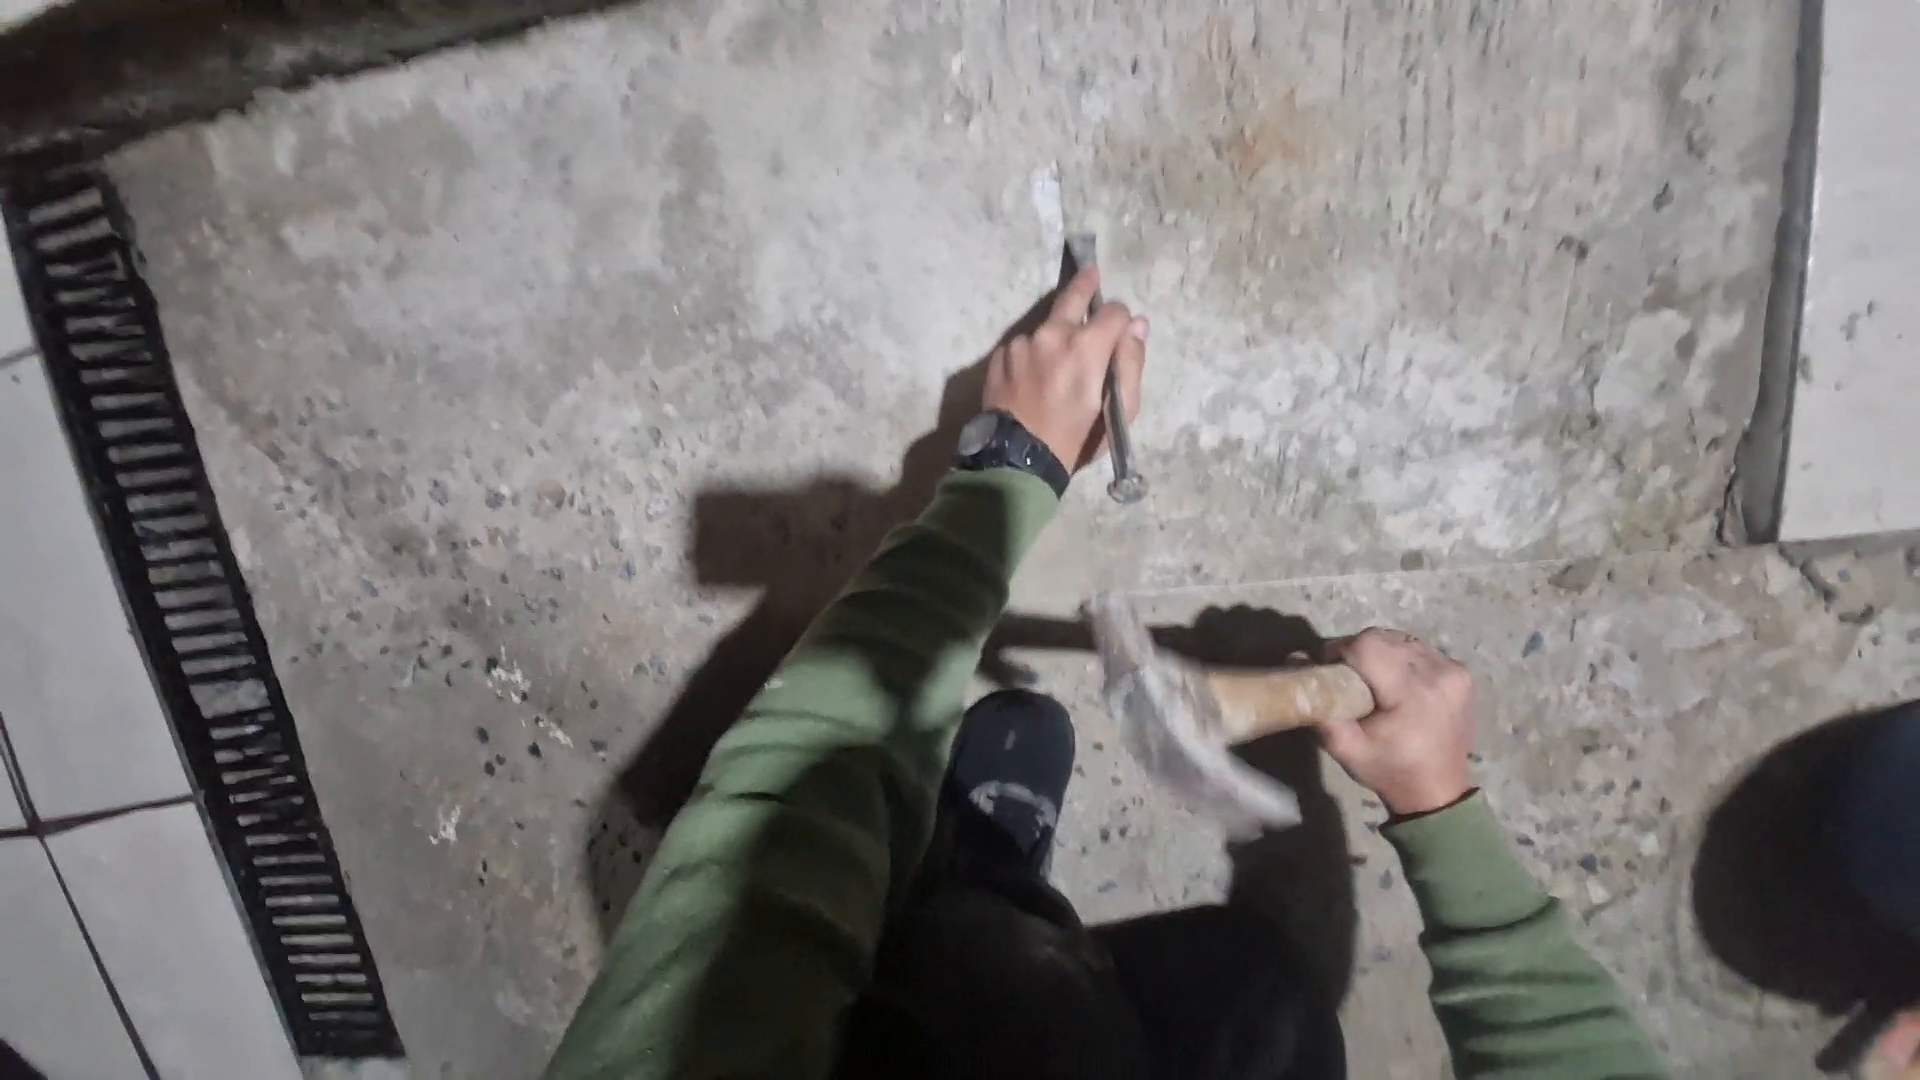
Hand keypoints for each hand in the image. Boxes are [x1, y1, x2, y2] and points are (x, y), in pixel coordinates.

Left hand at [984, 268, 1148, 470]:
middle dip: (1086, 285)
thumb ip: (1131, 363)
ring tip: (1055, 367)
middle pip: (1073, 294)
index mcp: (1087, 346)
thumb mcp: (1119, 410)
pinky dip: (1032, 357)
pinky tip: (1032, 381)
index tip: (1119, 332)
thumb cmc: (1076, 439)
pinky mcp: (1000, 356)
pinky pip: (1023, 347)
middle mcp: (1051, 334)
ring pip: (1047, 328)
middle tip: (1091, 276)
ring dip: (1055, 338)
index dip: (1121, 321)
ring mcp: (1021, 343)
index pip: (1115, 311)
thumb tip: (1137, 325)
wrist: (1019, 460)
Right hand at [1317, 628, 1477, 816]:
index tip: (1332, 672)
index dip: (1340, 652)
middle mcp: (1440, 673)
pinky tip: (1395, 682)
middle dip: (1357, 651)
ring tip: (1371, 681)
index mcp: (1414, 692)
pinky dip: (1399, 659)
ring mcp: (1455, 671)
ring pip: (1399, 640)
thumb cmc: (1388, 769)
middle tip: (1348, 679)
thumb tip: (1296, 658)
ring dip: (1379, 653)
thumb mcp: (1343, 747)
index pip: (1367, 645)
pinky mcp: (1461, 672)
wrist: (1437, 791)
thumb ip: (1317, 704)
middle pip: (1382, 638)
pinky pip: (1418, 649)